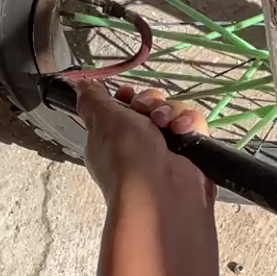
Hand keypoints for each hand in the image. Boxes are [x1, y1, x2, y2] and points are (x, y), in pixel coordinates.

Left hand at [75, 81, 212, 205]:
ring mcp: (167, 148)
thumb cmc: (126, 156)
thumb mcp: (102, 120)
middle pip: (152, 106)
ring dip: (172, 111)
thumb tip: (81, 85)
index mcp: (113, 138)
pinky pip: (195, 124)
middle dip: (151, 102)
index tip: (127, 93)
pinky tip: (183, 131)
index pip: (123, 108)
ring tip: (167, 125)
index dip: (128, 97)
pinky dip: (190, 123)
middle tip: (148, 115)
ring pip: (174, 112)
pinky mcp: (191, 152)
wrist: (161, 190)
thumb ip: (93, 100)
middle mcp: (140, 143)